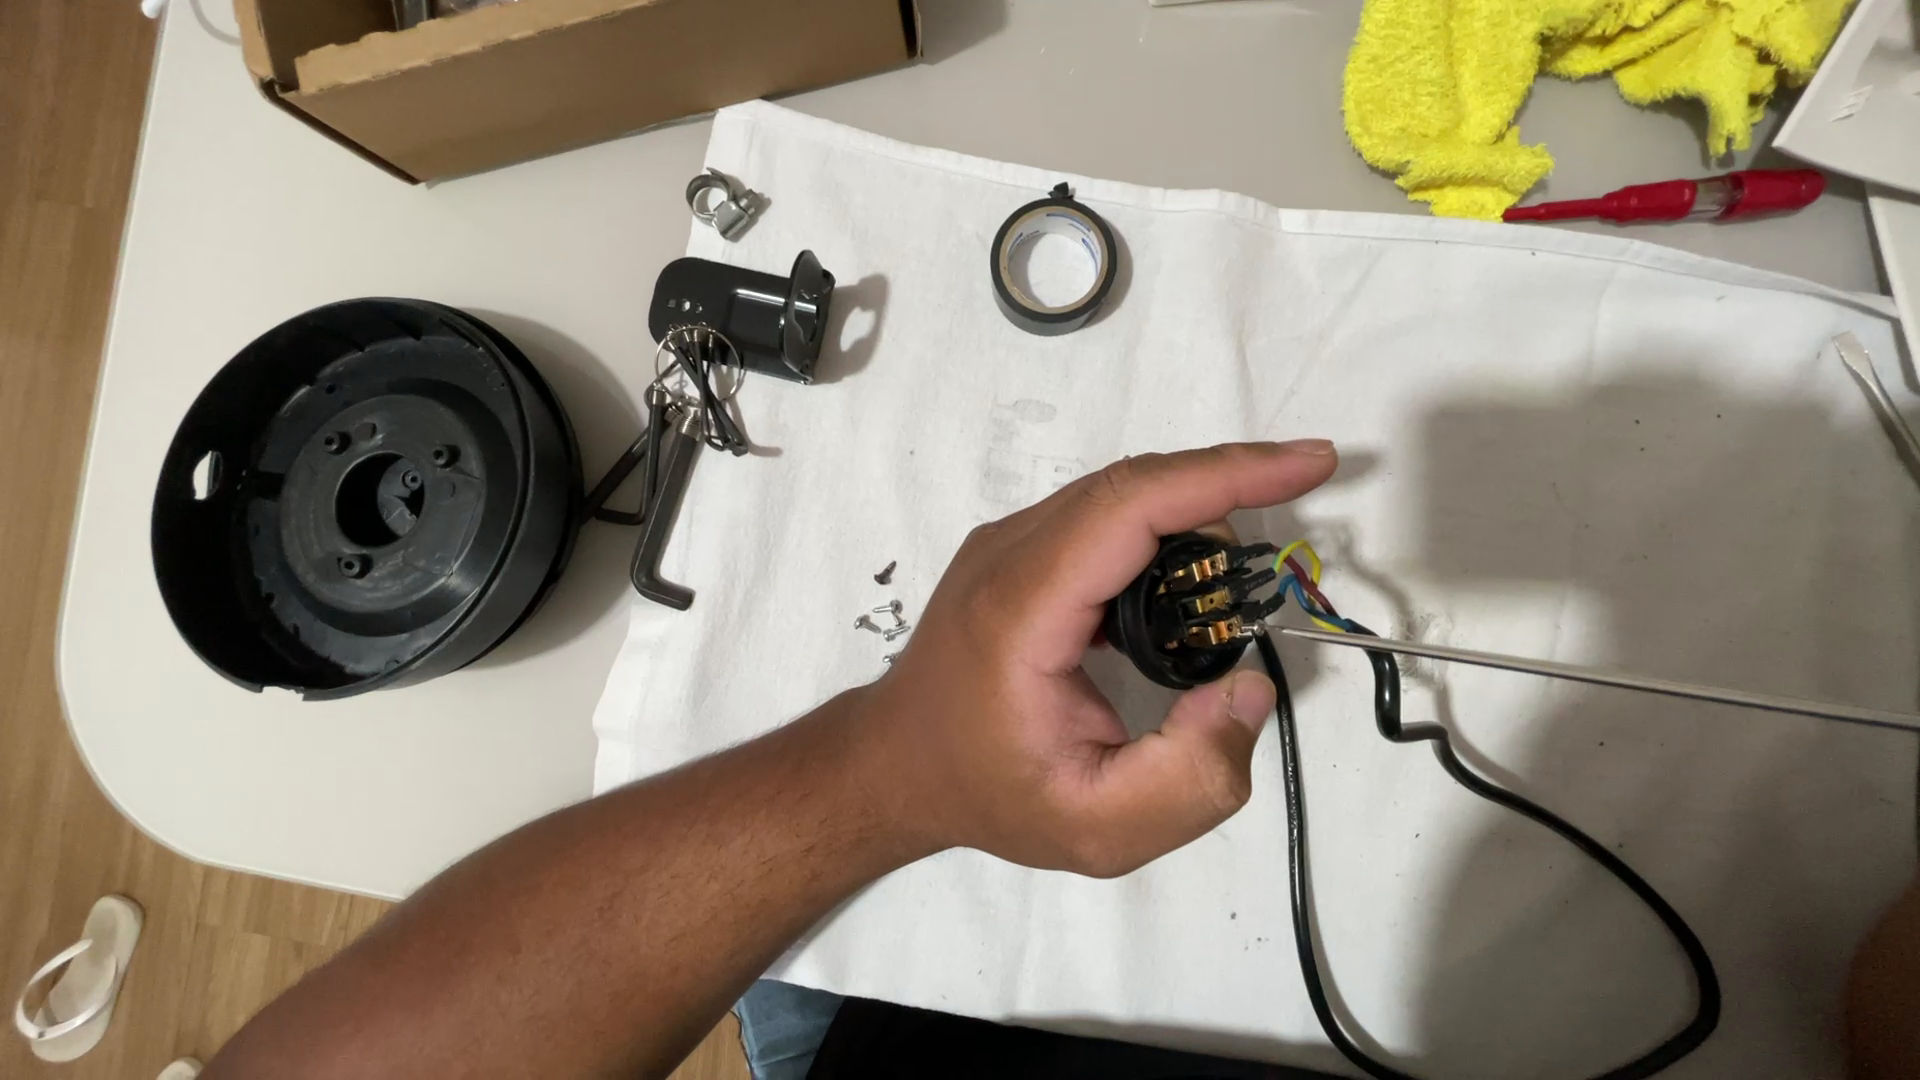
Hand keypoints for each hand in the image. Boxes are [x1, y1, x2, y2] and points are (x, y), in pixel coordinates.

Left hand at [862, 440, 1338, 876]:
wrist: (897, 763)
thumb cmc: (987, 793)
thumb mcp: (1097, 829)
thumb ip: (1192, 778)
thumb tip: (1249, 687)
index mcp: (1021, 608)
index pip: (1128, 508)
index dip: (1224, 476)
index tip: (1309, 463)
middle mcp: (1006, 554)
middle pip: (1129, 487)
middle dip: (1226, 483)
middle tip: (1298, 514)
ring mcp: (1003, 545)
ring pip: (1115, 495)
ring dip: (1193, 507)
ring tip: (1244, 568)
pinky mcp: (1012, 553)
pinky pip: (1097, 518)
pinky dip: (1158, 525)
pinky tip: (1189, 572)